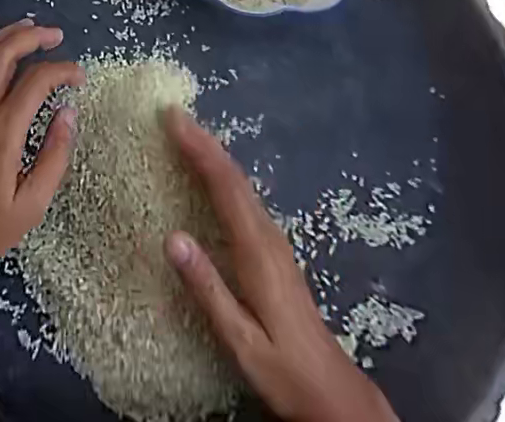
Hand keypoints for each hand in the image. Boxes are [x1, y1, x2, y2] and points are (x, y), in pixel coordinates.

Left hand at [0, 20, 82, 287]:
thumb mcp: (32, 205)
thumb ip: (54, 155)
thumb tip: (69, 113)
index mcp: (1, 133)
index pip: (35, 82)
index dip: (62, 71)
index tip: (80, 78)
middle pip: (2, 53)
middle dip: (32, 37)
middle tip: (57, 35)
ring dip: (5, 35)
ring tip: (30, 29)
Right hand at [164, 108, 398, 421]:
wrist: (332, 389)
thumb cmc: (283, 367)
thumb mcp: (239, 337)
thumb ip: (207, 287)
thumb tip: (172, 237)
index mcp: (256, 250)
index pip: (224, 185)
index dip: (199, 148)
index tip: (174, 119)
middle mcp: (267, 234)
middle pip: (233, 176)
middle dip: (204, 141)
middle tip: (174, 113)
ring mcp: (273, 239)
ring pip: (240, 183)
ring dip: (214, 153)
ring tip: (187, 132)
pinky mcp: (273, 248)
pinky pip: (244, 196)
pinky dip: (223, 173)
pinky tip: (213, 172)